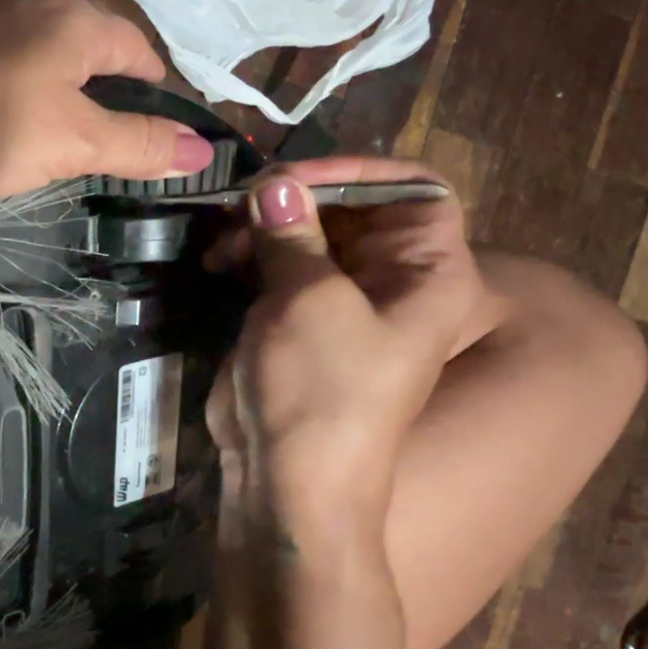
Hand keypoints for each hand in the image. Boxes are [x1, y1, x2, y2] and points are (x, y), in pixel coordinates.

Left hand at [0, 0, 215, 200]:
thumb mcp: (69, 143)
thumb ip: (136, 145)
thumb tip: (205, 151)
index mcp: (73, 20)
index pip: (138, 49)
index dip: (153, 91)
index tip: (151, 131)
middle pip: (84, 44)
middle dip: (97, 88)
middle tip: (91, 140)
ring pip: (31, 49)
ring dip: (45, 84)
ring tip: (36, 131)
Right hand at [206, 157, 484, 529]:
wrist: (290, 476)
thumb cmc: (321, 388)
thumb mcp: (308, 301)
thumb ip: (290, 233)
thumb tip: (272, 182)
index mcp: (428, 272)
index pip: (412, 190)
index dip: (356, 172)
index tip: (289, 178)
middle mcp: (392, 279)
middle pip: (353, 207)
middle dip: (294, 199)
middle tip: (240, 207)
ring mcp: (342, 299)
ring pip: (308, 232)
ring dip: (262, 226)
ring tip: (222, 244)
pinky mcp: (299, 317)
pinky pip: (280, 263)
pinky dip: (250, 253)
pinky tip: (219, 262)